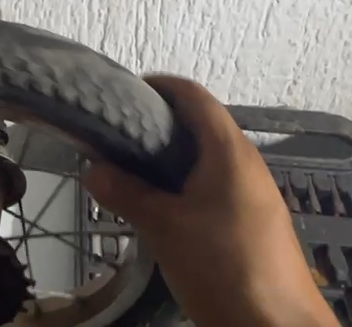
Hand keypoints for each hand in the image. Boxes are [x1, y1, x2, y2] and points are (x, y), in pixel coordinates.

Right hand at [83, 77, 339, 326]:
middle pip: (200, 121)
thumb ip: (128, 194)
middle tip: (121, 137)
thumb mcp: (165, 228)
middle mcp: (246, 159)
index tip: (124, 96)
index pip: (191, 93)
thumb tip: (93, 169)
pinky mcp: (258, 219)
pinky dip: (189, 181)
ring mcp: (256, 190)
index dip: (157, 86)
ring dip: (173, 155)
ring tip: (136, 171)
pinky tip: (168, 208)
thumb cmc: (224, 266)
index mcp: (228, 147)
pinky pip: (219, 182)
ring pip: (209, 155)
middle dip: (160, 123)